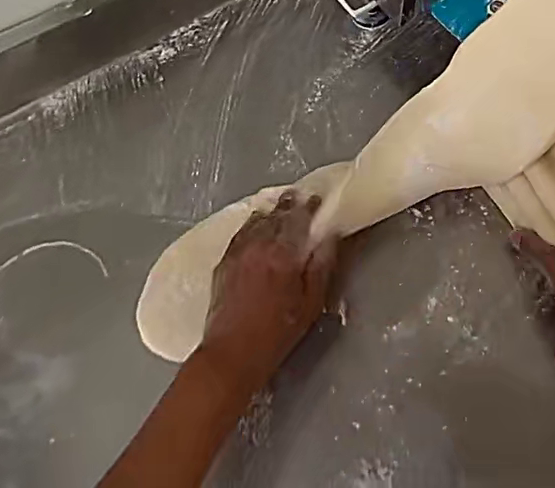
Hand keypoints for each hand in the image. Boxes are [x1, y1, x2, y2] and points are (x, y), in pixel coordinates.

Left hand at [197, 192, 338, 391]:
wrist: (230, 356)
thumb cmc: (277, 333)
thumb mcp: (311, 303)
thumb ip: (322, 265)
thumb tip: (331, 236)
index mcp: (284, 253)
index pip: (300, 217)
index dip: (310, 206)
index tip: (318, 199)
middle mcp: (260, 245)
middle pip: (277, 214)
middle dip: (290, 204)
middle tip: (299, 198)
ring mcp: (238, 252)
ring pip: (257, 220)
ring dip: (271, 212)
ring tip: (279, 208)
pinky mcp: (223, 263)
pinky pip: (240, 233)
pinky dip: (251, 225)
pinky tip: (256, 226)